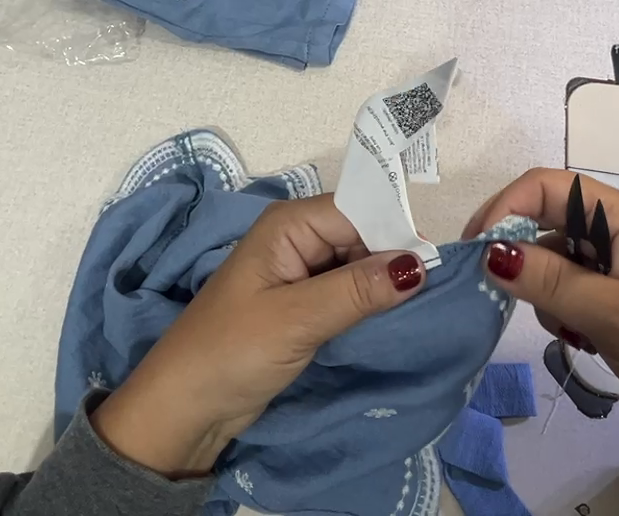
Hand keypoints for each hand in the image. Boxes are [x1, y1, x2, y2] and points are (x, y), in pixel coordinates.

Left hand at [91, 194, 426, 476]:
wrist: (184, 409)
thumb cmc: (231, 350)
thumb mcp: (297, 319)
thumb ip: (357, 290)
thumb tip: (419, 264)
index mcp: (290, 224)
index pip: (357, 210)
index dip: (395, 231)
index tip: (434, 264)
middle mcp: (298, 237)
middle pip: (362, 233)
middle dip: (393, 258)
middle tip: (432, 292)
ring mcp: (301, 271)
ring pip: (359, 263)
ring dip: (384, 284)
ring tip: (421, 306)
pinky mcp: (304, 303)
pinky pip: (349, 290)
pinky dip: (370, 302)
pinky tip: (393, 317)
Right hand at [464, 169, 618, 447]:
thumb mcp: (616, 315)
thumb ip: (552, 282)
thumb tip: (490, 254)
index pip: (546, 186)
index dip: (506, 205)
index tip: (476, 246)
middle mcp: (610, 228)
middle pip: (541, 216)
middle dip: (513, 246)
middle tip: (487, 283)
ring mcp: (609, 261)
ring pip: (546, 253)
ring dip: (536, 284)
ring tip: (559, 326)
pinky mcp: (607, 293)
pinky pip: (560, 284)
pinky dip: (553, 306)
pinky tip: (573, 336)